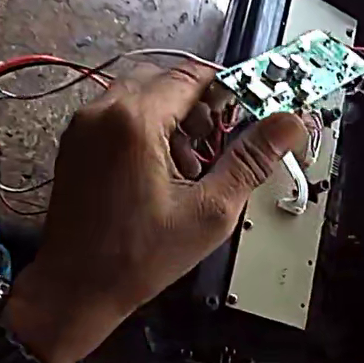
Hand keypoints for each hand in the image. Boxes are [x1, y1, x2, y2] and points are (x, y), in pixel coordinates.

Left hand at [2, 53, 305, 362]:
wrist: (77, 288)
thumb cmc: (138, 257)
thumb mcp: (210, 211)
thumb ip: (251, 160)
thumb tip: (286, 124)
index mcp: (135, 121)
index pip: (194, 74)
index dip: (228, 90)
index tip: (247, 112)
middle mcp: (102, 112)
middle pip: (167, 79)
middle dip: (199, 107)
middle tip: (217, 147)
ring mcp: (83, 126)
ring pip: (142, 96)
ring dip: (173, 118)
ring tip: (189, 167)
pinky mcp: (76, 143)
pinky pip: (119, 115)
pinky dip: (146, 129)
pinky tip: (161, 172)